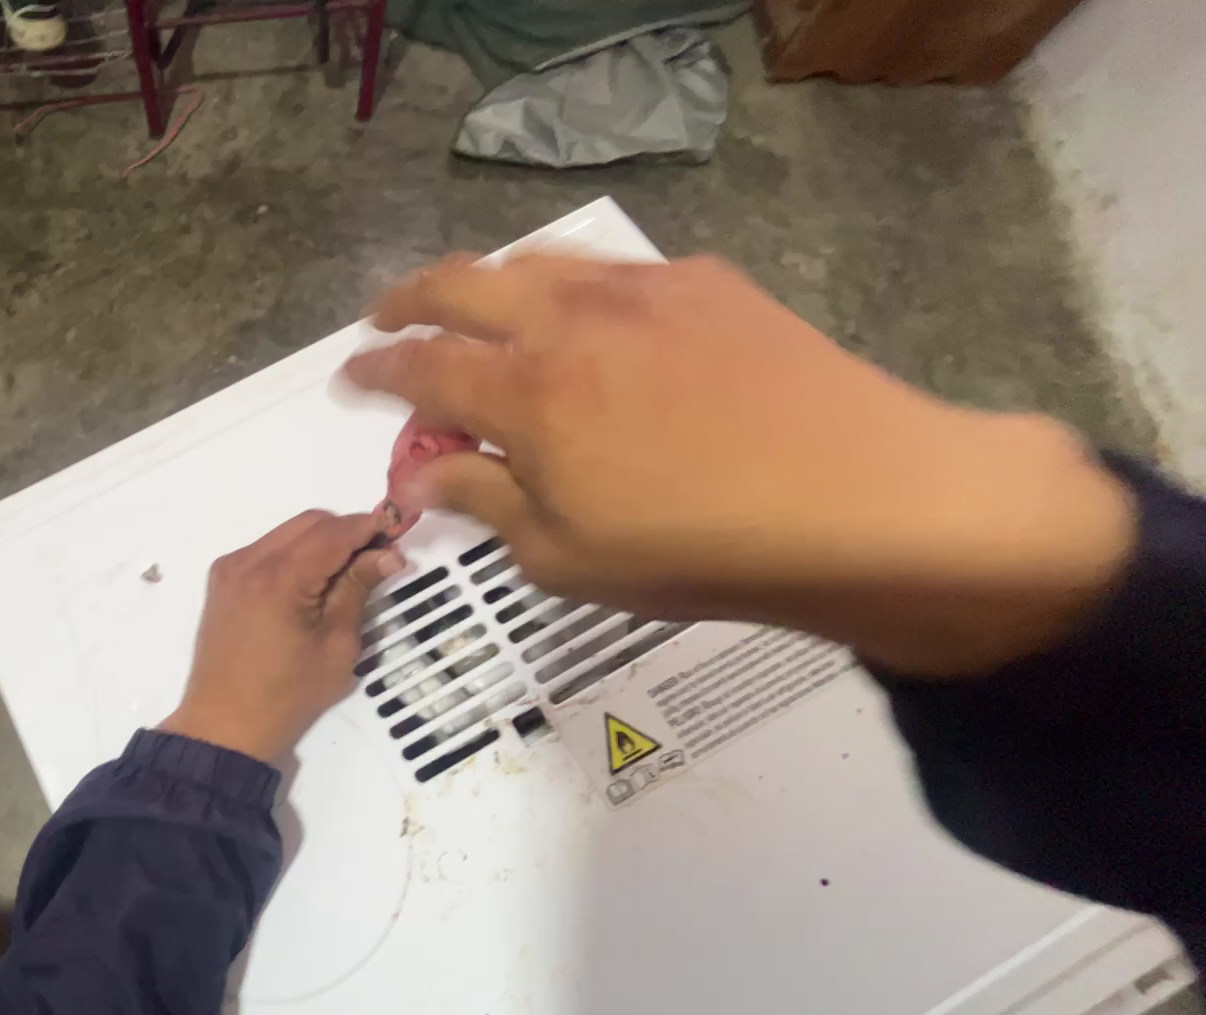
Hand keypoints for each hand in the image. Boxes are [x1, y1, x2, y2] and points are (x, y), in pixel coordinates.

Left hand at [163, 510, 404, 762]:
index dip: (369, 528)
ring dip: (321, 542)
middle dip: (347, 532)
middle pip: (310, 522)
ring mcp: (230, 567)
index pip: (333, 532)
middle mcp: (248, 561)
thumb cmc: (287, 696)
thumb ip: (358, 590)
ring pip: (288, 532)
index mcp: (278, 579)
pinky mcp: (223, 579)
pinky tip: (311, 584)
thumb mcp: (336, 646)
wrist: (223, 725)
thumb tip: (389, 554)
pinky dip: (295, 554)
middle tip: (376, 561)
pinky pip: (267, 549)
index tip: (397, 537)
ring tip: (346, 576)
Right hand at [345, 253, 1135, 675]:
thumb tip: (417, 475)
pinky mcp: (702, 283)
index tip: (349, 373)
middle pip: (459, 284)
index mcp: (526, 392)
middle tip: (383, 317)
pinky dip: (563, 287)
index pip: (421, 368)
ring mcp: (639, 290)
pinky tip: (580, 321)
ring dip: (482, 281)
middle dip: (406, 299)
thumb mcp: (559, 554)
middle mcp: (569, 320)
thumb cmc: (692, 549)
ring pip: (531, 260)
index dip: (375, 370)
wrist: (866, 506)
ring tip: (470, 308)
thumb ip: (479, 499)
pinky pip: (606, 269)